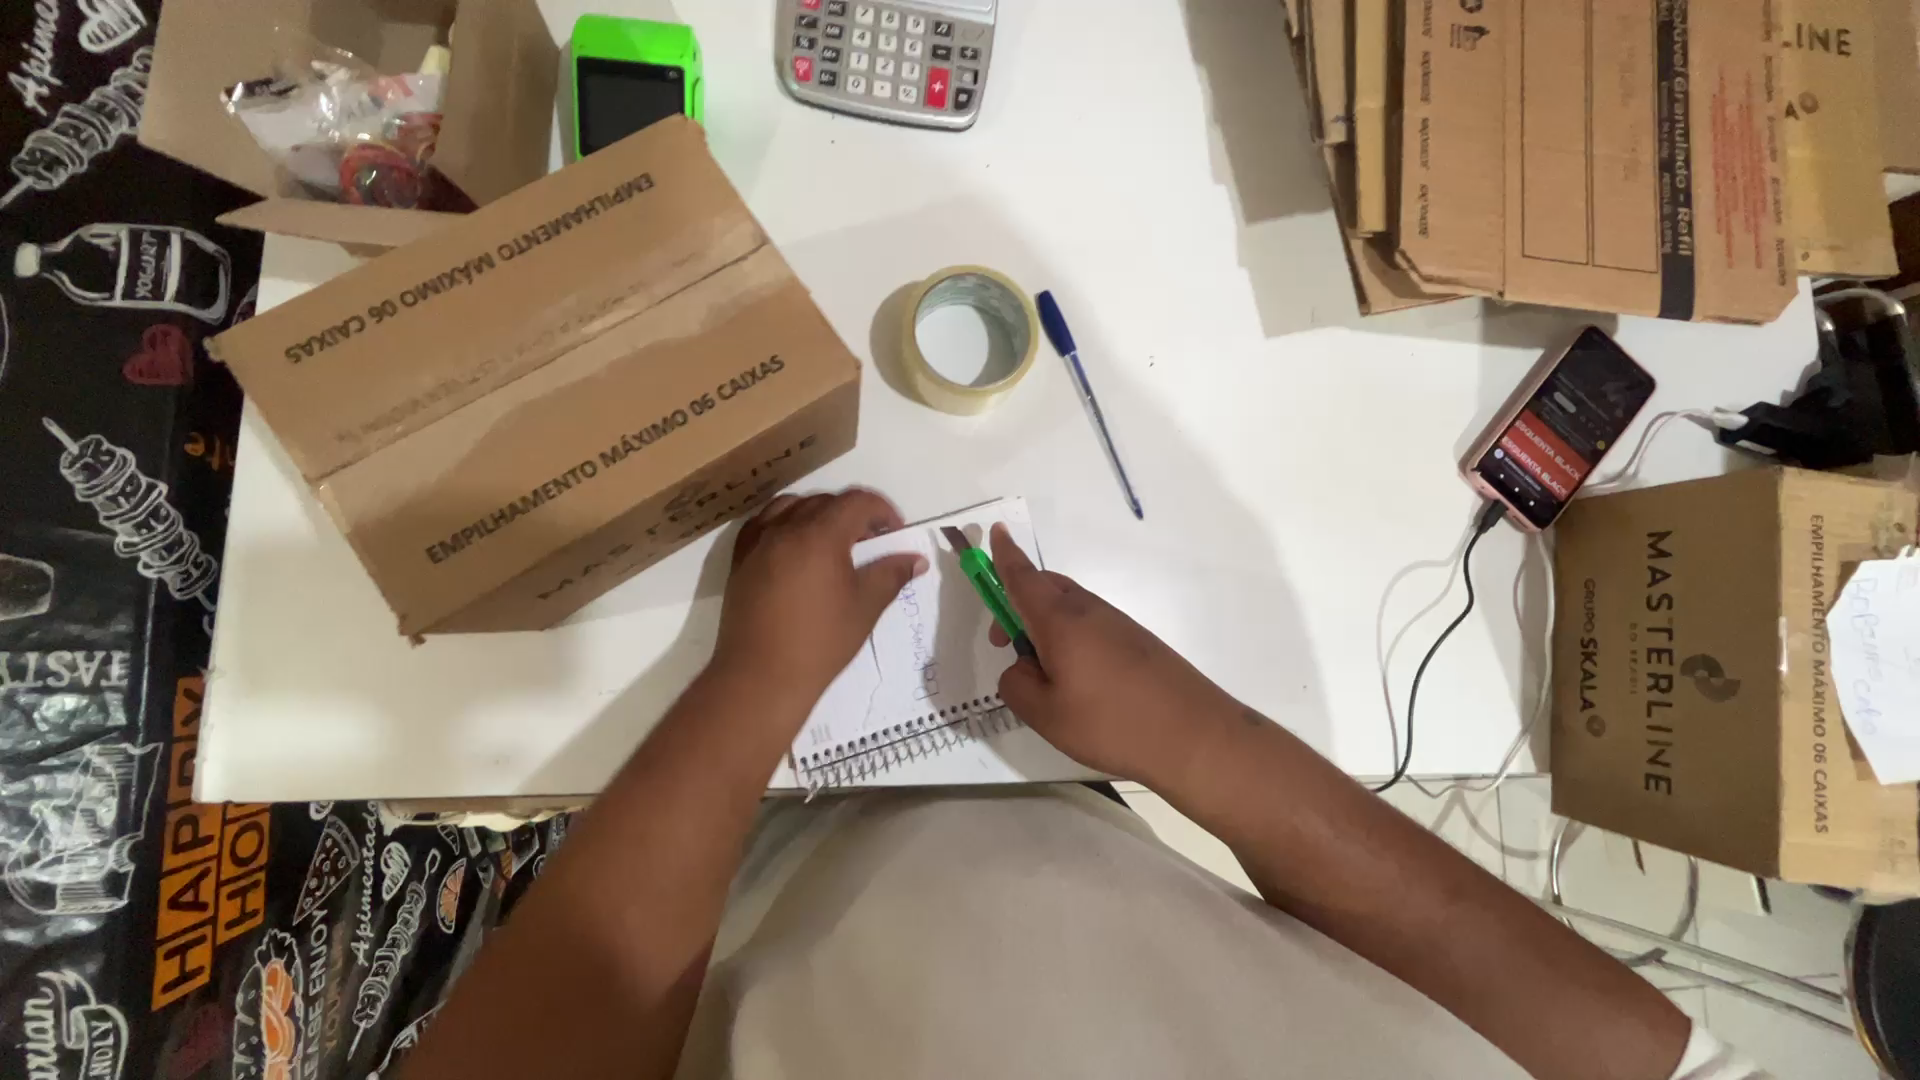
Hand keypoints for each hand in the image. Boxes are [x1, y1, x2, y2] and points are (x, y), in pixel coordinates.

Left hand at [712, 489, 927, 709]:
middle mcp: (785, 529)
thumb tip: (916, 559)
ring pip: (792, 506)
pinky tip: (794, 546)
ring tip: (831, 542)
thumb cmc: (820, 643)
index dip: (882, 510)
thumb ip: (891, 575)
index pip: (857, 502)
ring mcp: (758, 543)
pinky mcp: (740, 560)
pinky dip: (784, 523)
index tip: (894, 533)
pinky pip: (763, 523)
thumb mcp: (865, 608)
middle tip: (869, 543)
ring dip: (818, 513)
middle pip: (825, 501)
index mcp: (820, 536)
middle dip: (853, 513)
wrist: (761, 677)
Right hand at [988, 524, 1244, 788]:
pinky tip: (1080, 682)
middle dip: (1017, 603)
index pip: (1023, 576)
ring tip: (1046, 676)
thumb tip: (1020, 667)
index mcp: (1060, 620)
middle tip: (1007, 645)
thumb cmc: (1111, 723)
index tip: (996, 531)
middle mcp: (1089, 611)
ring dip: (1045, 625)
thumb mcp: (1045, 714)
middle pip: (1045, 588)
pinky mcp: (1136, 641)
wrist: (1195, 735)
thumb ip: (1016, 684)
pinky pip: (1090, 625)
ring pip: (1068, 608)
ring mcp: (1117, 624)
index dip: (1004, 555)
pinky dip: (1071, 638)